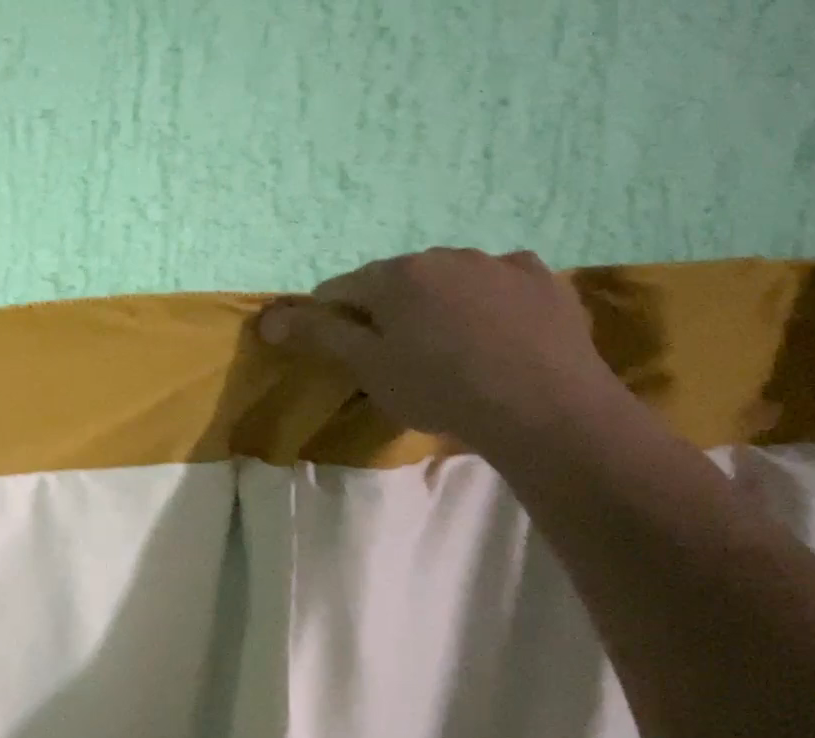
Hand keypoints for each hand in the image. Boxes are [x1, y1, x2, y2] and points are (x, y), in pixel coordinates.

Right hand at [258, 248, 630, 452]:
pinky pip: (500, 286)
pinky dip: (488, 304)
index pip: (340, 289)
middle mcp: (446, 255)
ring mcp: (500, 263)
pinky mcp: (544, 281)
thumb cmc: (437, 387)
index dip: (330, 320)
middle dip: (386, 310)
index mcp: (397, 275)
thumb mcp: (366, 367)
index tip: (340, 354)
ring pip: (449, 280)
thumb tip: (269, 318)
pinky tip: (493, 336)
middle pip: (396, 281)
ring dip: (437, 305)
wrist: (542, 404)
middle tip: (392, 358)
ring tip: (446, 350)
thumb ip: (318, 335)